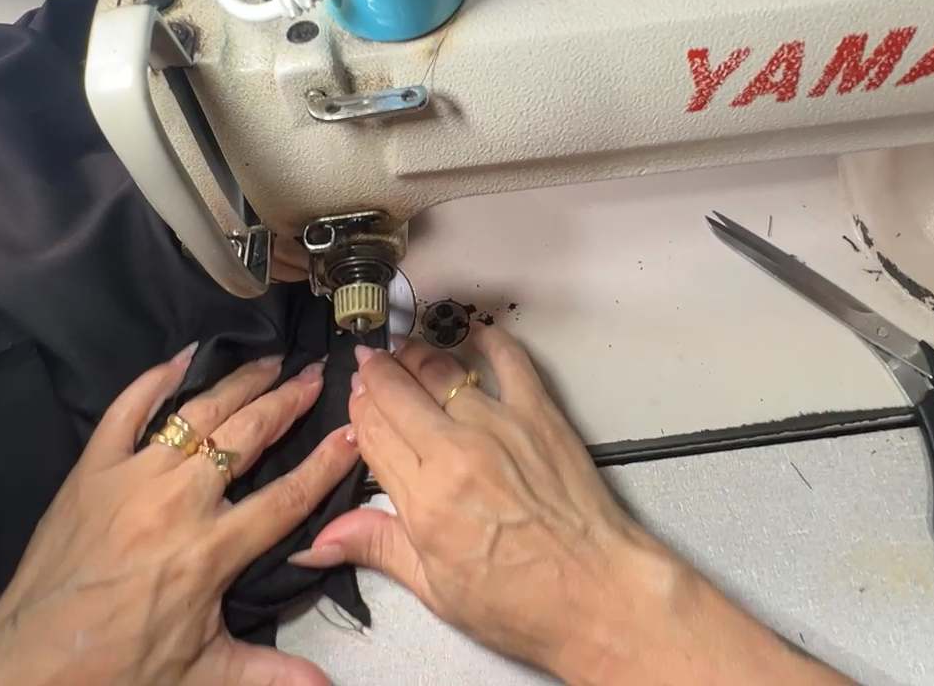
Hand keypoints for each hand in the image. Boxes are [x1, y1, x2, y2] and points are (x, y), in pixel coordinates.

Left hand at [0, 344, 356, 685]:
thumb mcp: (200, 675)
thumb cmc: (116, 670)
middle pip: (248, 436)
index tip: (354, 430)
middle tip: (314, 374)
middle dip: (289, 401)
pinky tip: (186, 356)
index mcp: (210, 551)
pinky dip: (156, 379)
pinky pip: (127, 410)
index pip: (288, 496)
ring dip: (240, 383)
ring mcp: (134, 478)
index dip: (327, 462)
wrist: (21, 668)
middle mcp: (179, 503)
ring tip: (270, 361)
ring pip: (199, 414)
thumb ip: (268, 675)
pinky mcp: (94, 469)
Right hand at [293, 329, 852, 685]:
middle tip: (367, 345)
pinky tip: (475, 332)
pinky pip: (510, 359)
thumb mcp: (439, 585)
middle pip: (406, 382)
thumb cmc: (523, 602)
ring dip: (424, 346)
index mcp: (431, 486)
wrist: (604, 595)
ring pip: (449, 363)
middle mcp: (464, 442)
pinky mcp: (544, 412)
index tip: (349, 373)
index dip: (359, 390)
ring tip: (406, 334)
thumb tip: (328, 531)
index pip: (377, 417)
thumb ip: (380, 542)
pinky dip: (489, 341)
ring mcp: (506, 420)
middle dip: (381, 360)